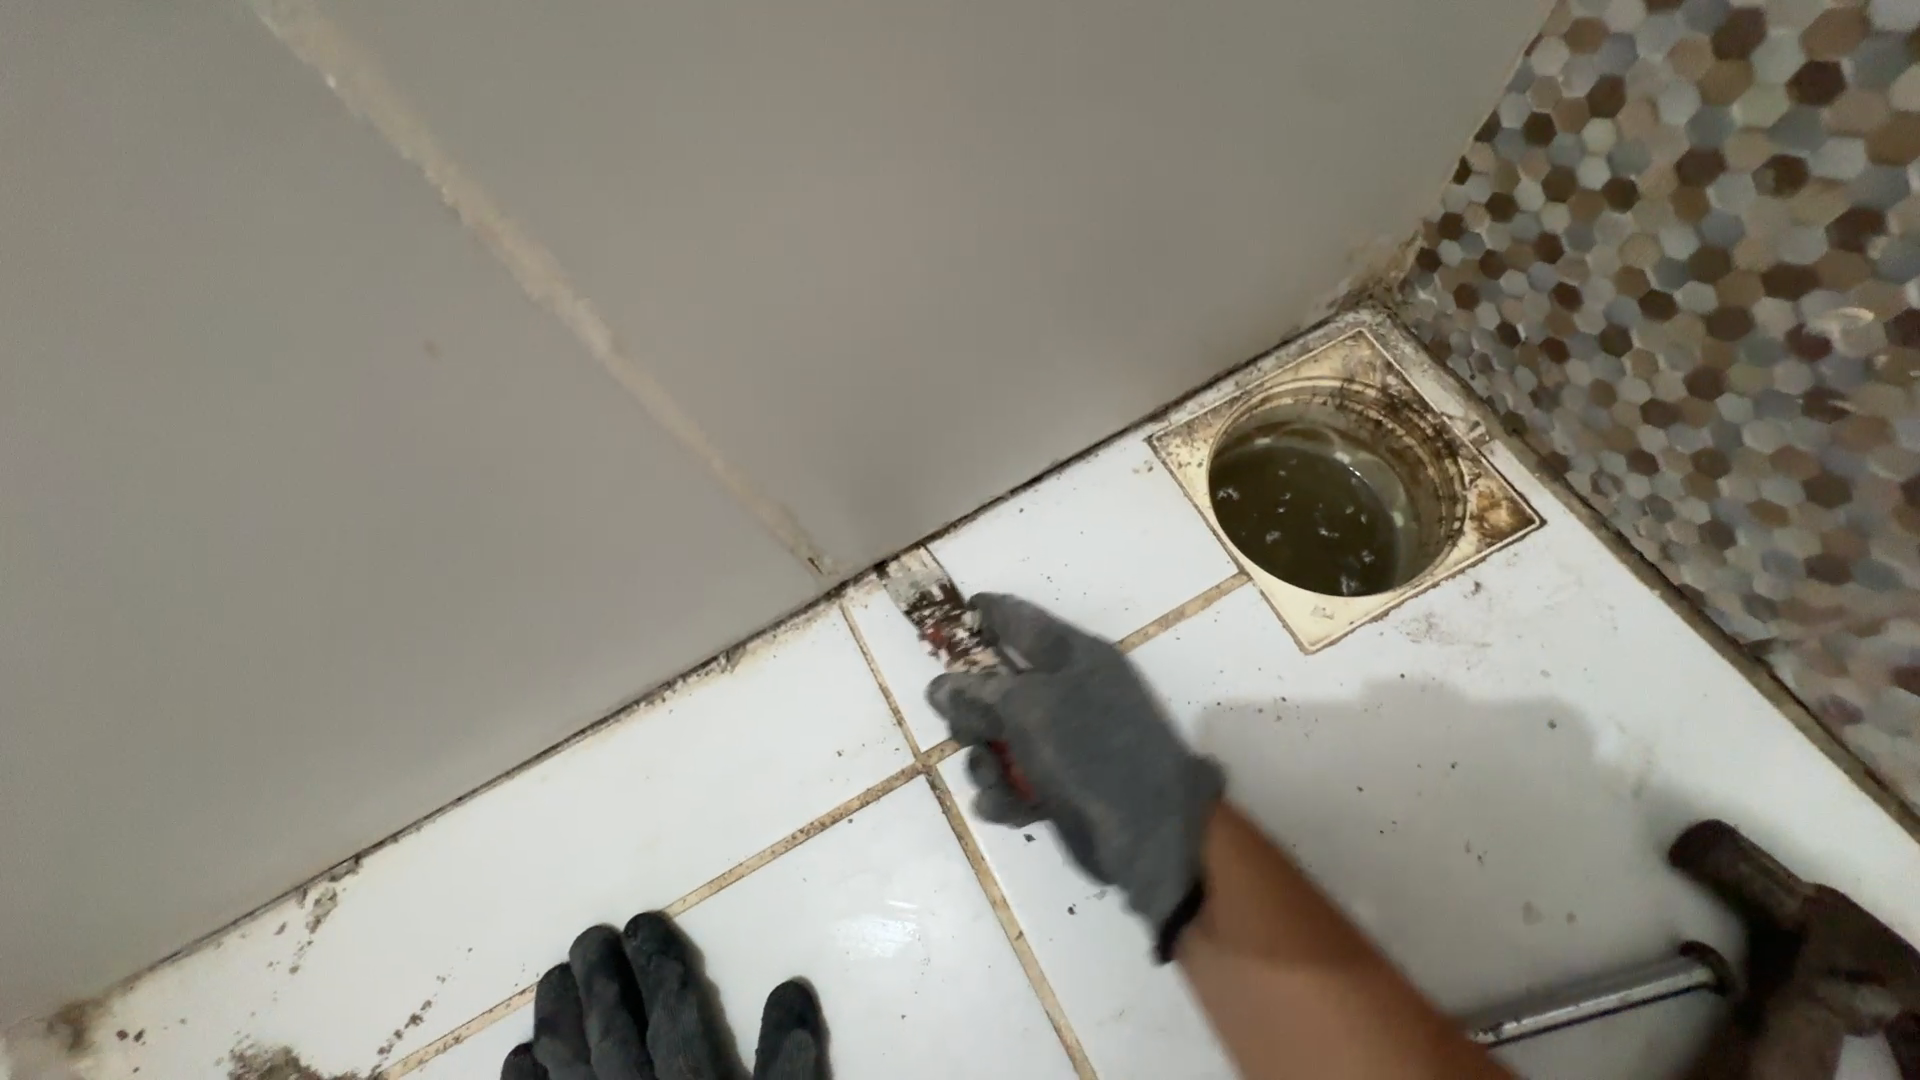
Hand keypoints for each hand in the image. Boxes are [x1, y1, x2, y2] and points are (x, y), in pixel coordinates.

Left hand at [501, 911, 827, 1079]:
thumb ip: (789, 1061)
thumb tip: (790, 988)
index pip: (674, 1009)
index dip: (657, 962)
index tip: (641, 924)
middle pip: (614, 1031)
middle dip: (601, 980)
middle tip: (587, 938)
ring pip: (569, 1071)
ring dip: (558, 1023)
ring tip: (549, 981)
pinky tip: (516, 1063)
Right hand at [926, 593, 1222, 953]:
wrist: (1149, 834)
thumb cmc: (1090, 751)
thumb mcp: (1028, 711)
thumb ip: (979, 693)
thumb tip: (939, 686)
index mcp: (1074, 656)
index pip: (1022, 619)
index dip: (987, 613)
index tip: (954, 615)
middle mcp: (1070, 691)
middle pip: (999, 685)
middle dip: (973, 710)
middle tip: (965, 729)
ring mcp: (1066, 740)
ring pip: (999, 737)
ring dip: (986, 761)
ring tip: (994, 778)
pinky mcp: (1061, 785)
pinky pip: (1014, 779)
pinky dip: (1007, 793)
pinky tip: (1010, 807)